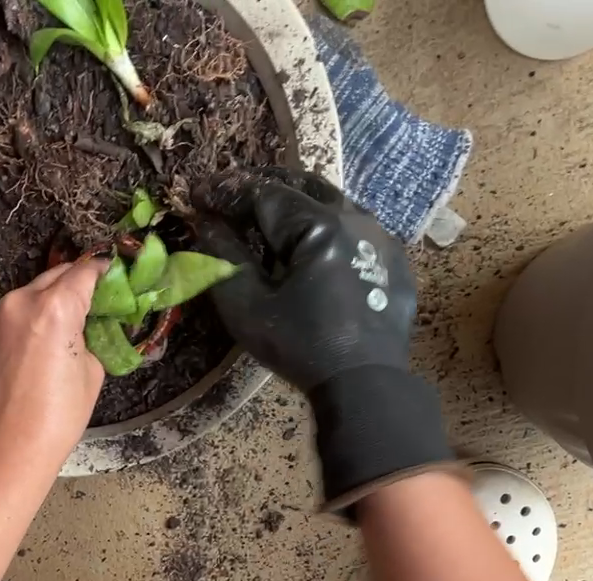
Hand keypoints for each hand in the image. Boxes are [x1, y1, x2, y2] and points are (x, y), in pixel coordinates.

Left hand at [0, 258, 106, 470]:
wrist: (10, 447)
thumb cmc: (56, 417)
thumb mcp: (93, 371)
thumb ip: (91, 335)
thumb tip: (89, 326)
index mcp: (55, 308)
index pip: (85, 272)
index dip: (102, 272)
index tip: (112, 276)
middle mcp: (20, 303)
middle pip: (55, 277)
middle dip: (75, 286)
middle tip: (92, 304)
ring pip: (30, 295)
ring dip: (48, 303)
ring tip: (63, 331)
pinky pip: (10, 315)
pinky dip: (26, 321)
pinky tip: (37, 347)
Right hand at [196, 170, 454, 511]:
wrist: (364, 382)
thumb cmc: (300, 346)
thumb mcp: (248, 308)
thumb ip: (224, 260)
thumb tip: (205, 223)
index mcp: (316, 226)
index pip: (263, 194)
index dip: (226, 191)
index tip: (197, 193)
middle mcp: (354, 217)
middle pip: (301, 187)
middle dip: (262, 186)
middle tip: (231, 195)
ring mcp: (381, 236)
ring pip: (333, 202)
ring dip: (298, 203)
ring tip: (270, 216)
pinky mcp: (395, 259)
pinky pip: (357, 228)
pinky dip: (328, 227)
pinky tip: (314, 244)